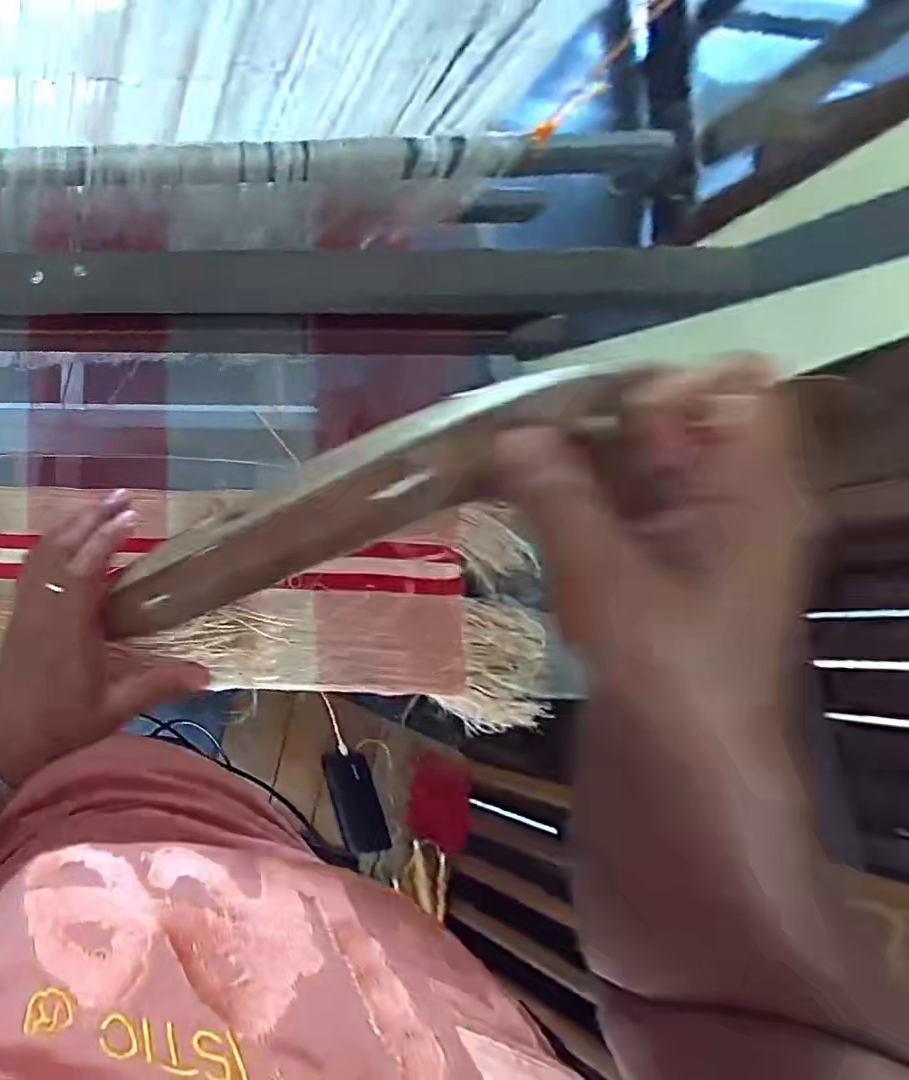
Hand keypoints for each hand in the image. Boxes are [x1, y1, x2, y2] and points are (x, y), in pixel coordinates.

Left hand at [0, 490, 209, 784]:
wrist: (5, 733)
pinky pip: (31, 564)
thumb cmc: (60, 722)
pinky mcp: (18, 609)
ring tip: (97, 506)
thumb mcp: (113, 708)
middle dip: (90, 517)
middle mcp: (43, 605)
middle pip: (62, 547)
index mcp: (68, 625)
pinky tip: (64, 538)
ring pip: (42, 550)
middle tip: (121, 495)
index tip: (132, 514)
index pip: (86, 566)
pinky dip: (50, 542)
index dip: (107, 536)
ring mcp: (26, 604)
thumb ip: (157, 685)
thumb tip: (206, 674)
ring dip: (69, 524)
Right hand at [493, 354, 814, 720]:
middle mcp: (727, 496)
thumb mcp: (601, 570)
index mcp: (751, 489)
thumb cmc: (659, 655)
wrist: (673, 738)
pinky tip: (508, 486)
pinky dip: (562, 486)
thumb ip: (558, 496)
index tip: (568, 396)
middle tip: (509, 418)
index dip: (655, 381)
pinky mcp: (646, 552)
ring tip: (494, 447)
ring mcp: (686, 525)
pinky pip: (608, 498)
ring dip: (567, 450)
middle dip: (593, 413)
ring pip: (630, 461)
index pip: (728, 392)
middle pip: (670, 423)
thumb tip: (513, 433)